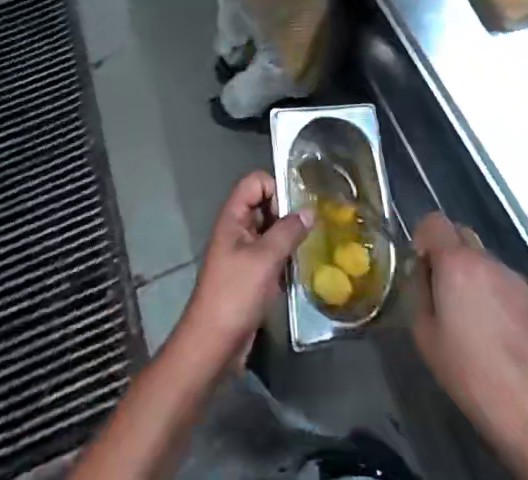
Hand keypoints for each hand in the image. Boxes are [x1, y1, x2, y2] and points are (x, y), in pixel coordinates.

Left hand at [177, 172, 310, 362]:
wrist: (213, 345)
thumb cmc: (235, 294)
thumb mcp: (265, 258)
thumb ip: (288, 231)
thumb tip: (310, 211)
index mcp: (233, 218)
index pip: (255, 182)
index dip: (276, 187)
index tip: (298, 207)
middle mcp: (237, 231)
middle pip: (265, 204)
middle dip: (289, 211)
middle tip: (314, 225)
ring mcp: (243, 253)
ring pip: (271, 231)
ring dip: (290, 235)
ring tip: (314, 244)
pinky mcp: (251, 275)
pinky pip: (272, 254)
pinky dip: (287, 256)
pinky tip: (303, 266)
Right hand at [410, 214, 527, 466]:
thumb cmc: (469, 372)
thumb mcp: (425, 335)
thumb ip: (420, 292)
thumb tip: (425, 274)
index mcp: (457, 263)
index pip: (435, 221)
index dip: (423, 237)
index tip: (421, 265)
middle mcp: (489, 261)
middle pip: (462, 237)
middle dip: (448, 255)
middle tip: (442, 293)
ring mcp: (518, 279)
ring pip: (487, 263)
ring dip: (474, 278)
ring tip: (473, 322)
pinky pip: (508, 286)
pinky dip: (497, 298)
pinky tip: (499, 337)